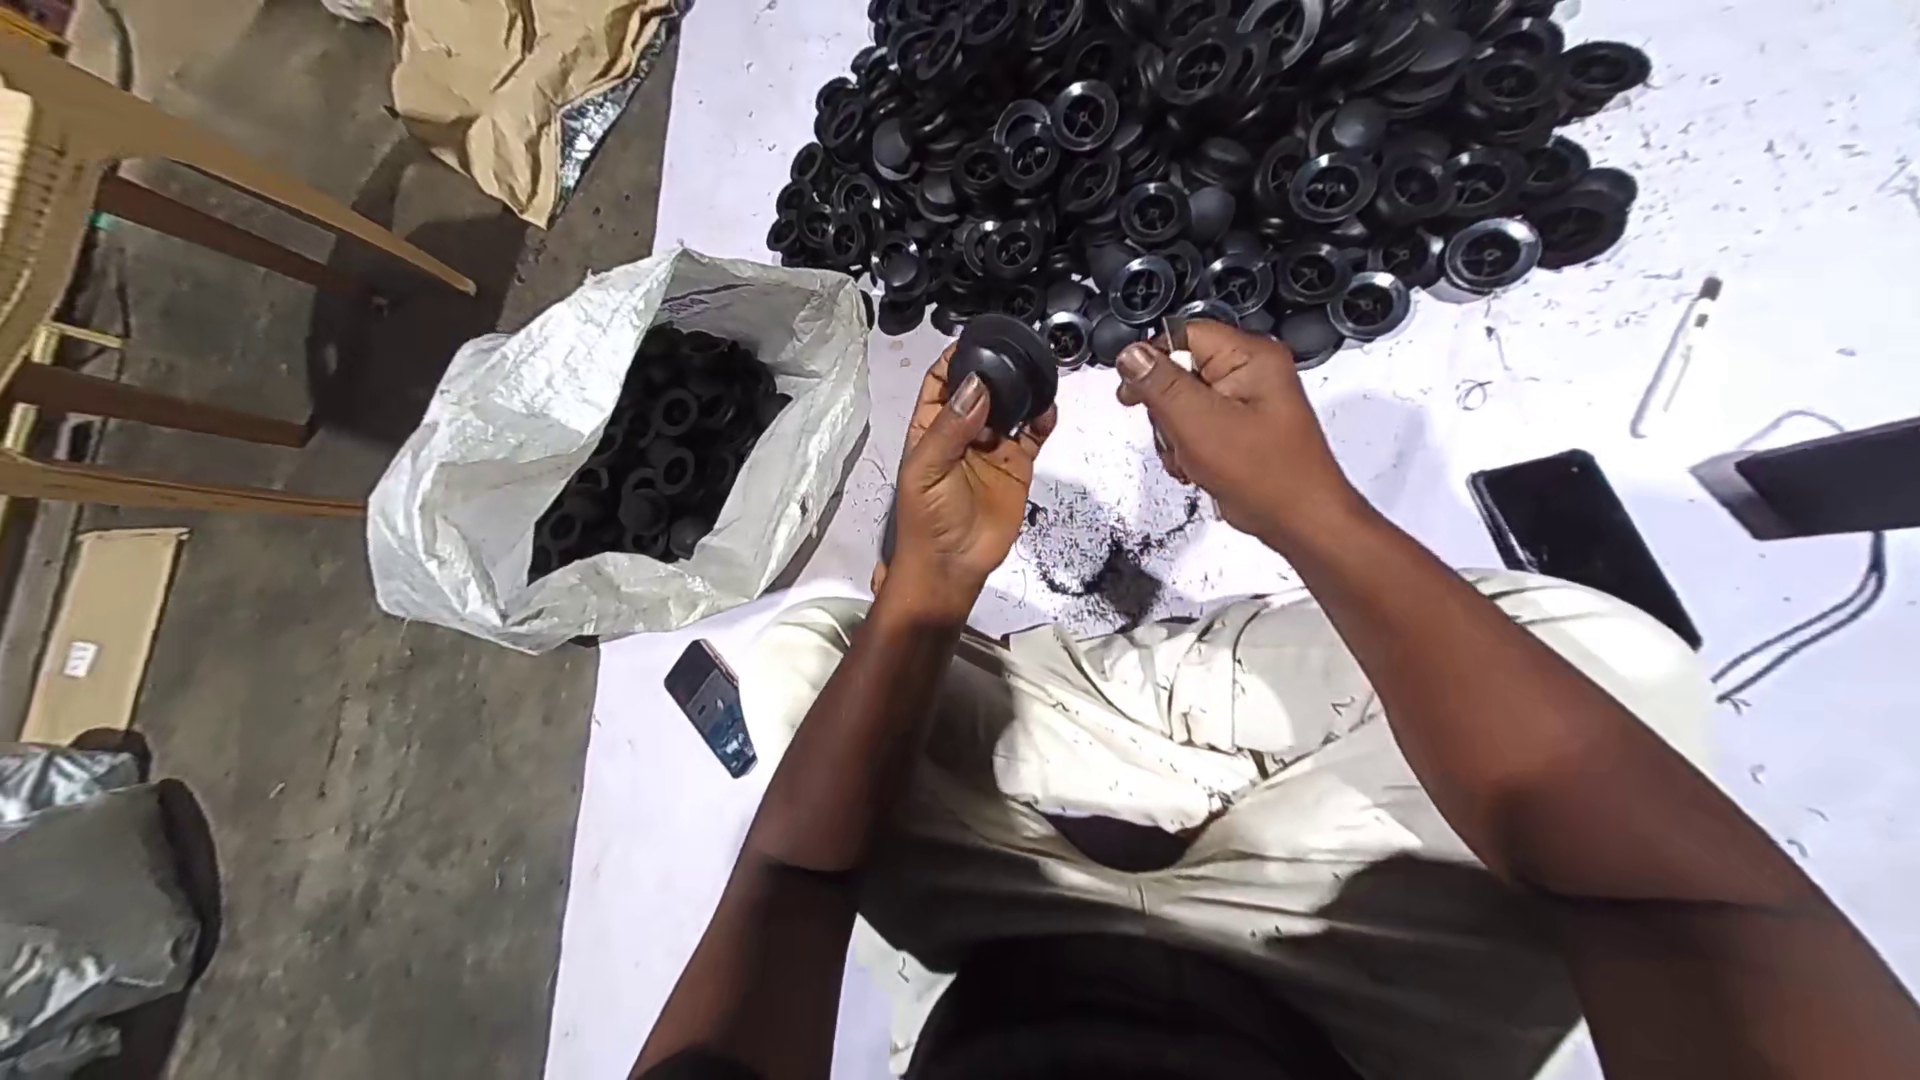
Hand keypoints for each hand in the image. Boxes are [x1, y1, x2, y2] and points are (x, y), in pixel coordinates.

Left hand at [876, 349, 1054, 621]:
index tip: (975, 342)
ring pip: (1010, 407)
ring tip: (1034, 375)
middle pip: (980, 389)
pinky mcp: (1017, 465)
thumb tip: (976, 386)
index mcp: (930, 428)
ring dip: (1021, 391)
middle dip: (994, 370)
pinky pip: (1033, 435)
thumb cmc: (926, 521)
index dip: (955, 361)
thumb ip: (950, 427)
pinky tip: (1045, 410)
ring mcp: (992, 448)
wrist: (952, 564)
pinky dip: (1042, 419)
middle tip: (1013, 354)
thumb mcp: (927, 469)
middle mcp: (962, 432)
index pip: (941, 382)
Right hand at [1115, 321, 1363, 549]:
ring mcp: (1242, 401)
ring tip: (1190, 454)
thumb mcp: (1199, 422)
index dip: (1151, 361)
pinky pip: (1192, 426)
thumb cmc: (1268, 474)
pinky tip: (1195, 464)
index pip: (1182, 334)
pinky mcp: (1235, 427)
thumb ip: (1160, 384)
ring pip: (1180, 403)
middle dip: (1164, 408)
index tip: (1133, 389)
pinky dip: (1184, 448)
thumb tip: (1132, 355)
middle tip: (1174, 431)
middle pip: (1177, 371)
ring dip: (1172, 434)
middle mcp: (1248, 373)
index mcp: (1249, 356)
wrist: (1296, 517)